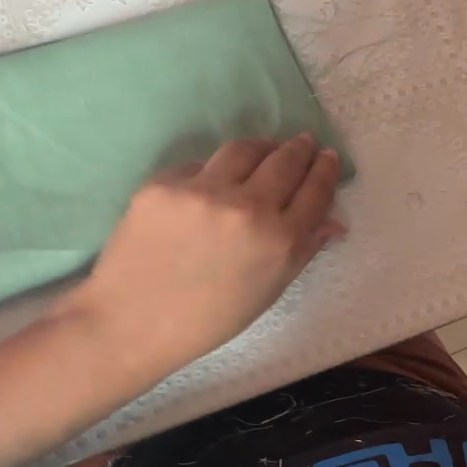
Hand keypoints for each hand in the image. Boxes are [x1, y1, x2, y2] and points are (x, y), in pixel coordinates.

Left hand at [51, 134, 344, 384]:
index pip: (315, 192)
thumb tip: (333, 221)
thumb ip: (303, 250)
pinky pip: (200, 166)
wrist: (133, 322)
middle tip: (305, 144)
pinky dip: (215, 171)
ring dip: (263, 147)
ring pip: (244, 150)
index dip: (326, 171)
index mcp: (279, 241)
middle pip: (285, 161)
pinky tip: (215, 183)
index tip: (329, 158)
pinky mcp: (164, 183)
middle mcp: (246, 208)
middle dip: (300, 149)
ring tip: (267, 150)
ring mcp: (202, 191)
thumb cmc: (209, 318)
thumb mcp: (269, 291)